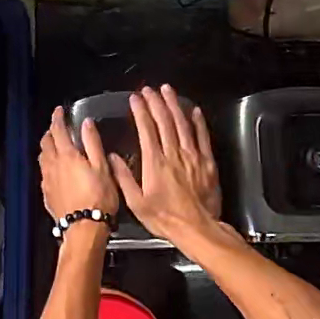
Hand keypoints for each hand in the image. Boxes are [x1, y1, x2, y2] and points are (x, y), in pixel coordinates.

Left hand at [38, 106, 118, 223]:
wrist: (83, 229)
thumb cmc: (98, 197)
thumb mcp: (102, 167)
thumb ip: (92, 143)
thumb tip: (86, 124)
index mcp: (66, 155)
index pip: (57, 130)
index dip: (57, 118)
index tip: (59, 111)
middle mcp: (52, 165)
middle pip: (45, 142)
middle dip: (50, 132)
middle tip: (58, 127)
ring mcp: (47, 181)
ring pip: (42, 157)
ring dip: (47, 147)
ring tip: (56, 146)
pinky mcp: (46, 194)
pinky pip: (44, 173)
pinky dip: (48, 164)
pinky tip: (55, 169)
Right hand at [109, 86, 227, 252]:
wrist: (197, 228)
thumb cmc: (166, 219)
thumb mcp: (136, 203)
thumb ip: (124, 178)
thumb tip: (112, 159)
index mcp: (155, 163)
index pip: (146, 129)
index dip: (140, 111)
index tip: (135, 99)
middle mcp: (174, 155)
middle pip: (164, 121)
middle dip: (156, 102)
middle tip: (150, 89)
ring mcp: (192, 157)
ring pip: (182, 124)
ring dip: (174, 105)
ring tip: (168, 91)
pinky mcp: (207, 163)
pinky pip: (203, 137)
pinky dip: (198, 122)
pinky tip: (194, 111)